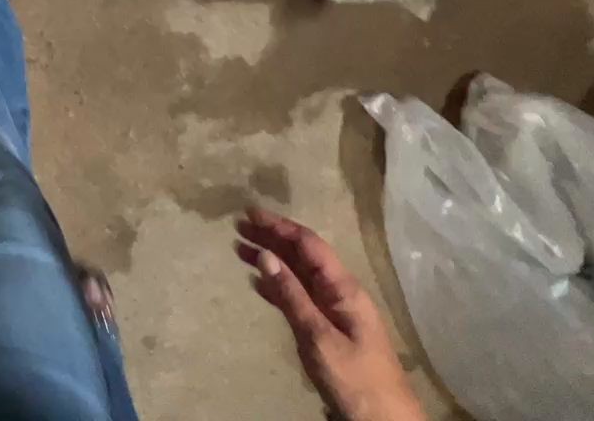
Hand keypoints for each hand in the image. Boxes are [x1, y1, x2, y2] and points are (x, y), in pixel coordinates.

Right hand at [236, 208, 426, 420]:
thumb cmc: (355, 379)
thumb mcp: (319, 337)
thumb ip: (292, 295)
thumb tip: (265, 255)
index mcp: (344, 289)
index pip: (309, 245)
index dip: (280, 226)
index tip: (250, 213)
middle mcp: (339, 293)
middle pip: (303, 256)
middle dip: (272, 238)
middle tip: (239, 227)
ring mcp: (334, 312)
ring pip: (298, 275)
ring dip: (271, 260)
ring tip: (240, 250)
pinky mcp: (328, 330)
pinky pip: (298, 297)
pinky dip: (277, 286)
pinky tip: (258, 282)